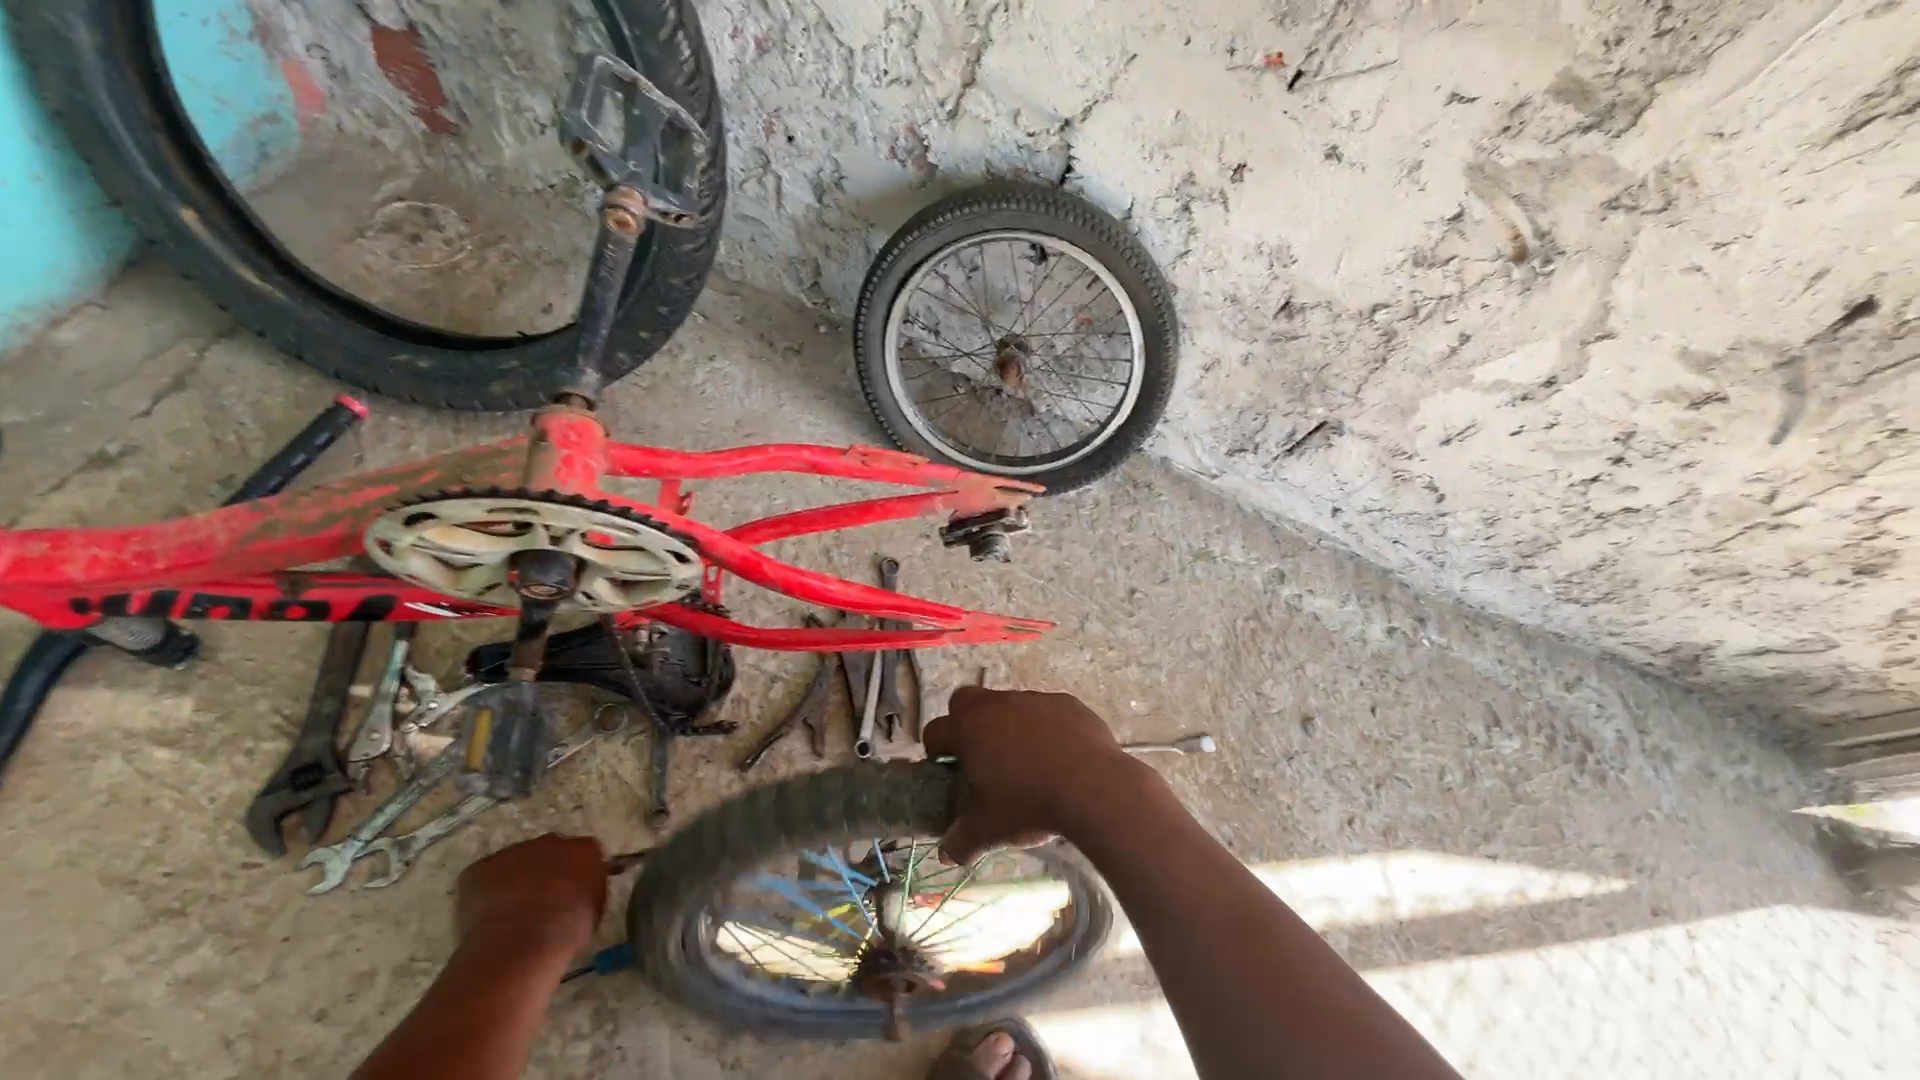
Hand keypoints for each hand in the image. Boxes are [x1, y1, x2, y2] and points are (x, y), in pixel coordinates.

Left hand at [454, 833, 606, 954]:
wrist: (521, 943)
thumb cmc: (566, 931)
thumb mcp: (593, 911)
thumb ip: (586, 891)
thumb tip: (576, 894)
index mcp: (583, 850)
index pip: (583, 854)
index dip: (575, 875)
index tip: (571, 894)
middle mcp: (550, 842)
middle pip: (548, 853)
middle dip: (545, 873)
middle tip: (541, 903)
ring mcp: (511, 852)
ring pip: (514, 864)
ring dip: (514, 882)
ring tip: (511, 915)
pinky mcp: (479, 869)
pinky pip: (484, 878)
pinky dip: (486, 894)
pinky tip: (489, 918)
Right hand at [922, 687, 1149, 863]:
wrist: (1094, 787)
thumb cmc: (1030, 805)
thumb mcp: (989, 830)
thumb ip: (961, 842)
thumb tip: (946, 856)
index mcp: (969, 729)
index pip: (935, 731)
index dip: (937, 752)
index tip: (950, 772)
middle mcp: (997, 705)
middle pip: (965, 701)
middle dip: (964, 723)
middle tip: (980, 757)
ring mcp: (1034, 699)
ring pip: (1009, 705)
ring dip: (1008, 726)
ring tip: (1026, 763)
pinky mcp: (1066, 703)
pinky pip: (1046, 710)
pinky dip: (1045, 728)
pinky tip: (1059, 757)